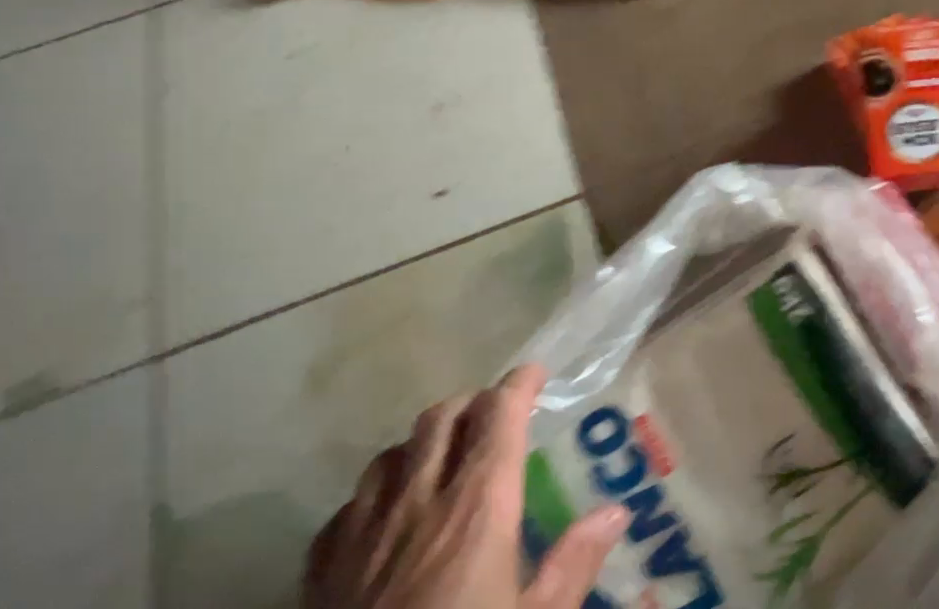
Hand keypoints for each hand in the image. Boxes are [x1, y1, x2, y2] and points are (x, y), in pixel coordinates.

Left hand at [304, 364, 628, 608]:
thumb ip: (573, 564)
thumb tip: (615, 513)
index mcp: (479, 505)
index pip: (499, 414)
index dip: (519, 384)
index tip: (536, 373)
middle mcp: (420, 499)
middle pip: (441, 417)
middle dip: (473, 403)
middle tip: (496, 414)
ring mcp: (364, 529)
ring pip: (392, 453)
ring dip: (422, 444)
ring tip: (442, 457)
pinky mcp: (324, 565)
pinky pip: (350, 505)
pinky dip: (376, 494)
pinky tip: (386, 518)